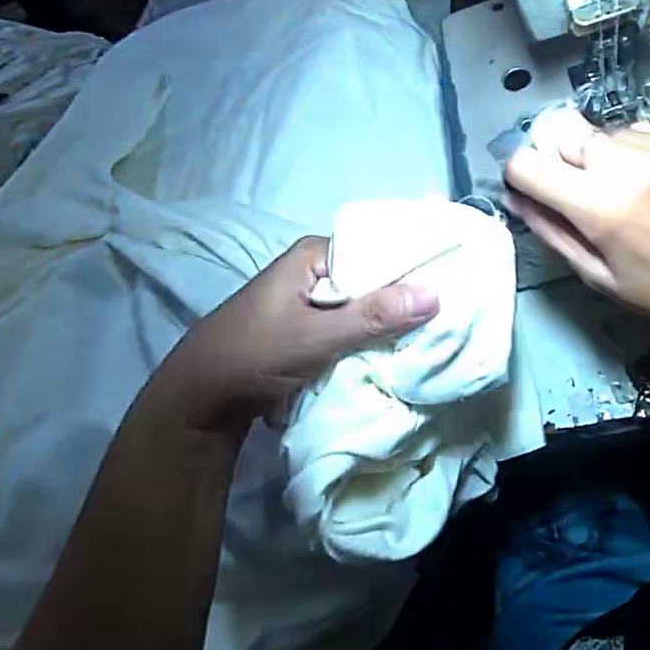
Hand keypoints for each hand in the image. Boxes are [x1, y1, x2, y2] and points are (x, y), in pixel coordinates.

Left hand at [141, 236, 438, 435]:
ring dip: (391, 318)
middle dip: (406, 294)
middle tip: (450, 306)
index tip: (452, 276)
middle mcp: (316, 270)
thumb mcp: (315, 336)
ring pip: (366, 303)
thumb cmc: (251, 355)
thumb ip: (373, 316)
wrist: (198, 403)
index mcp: (314, 255)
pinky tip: (401, 345)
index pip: (378, 246)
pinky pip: (354, 325)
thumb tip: (434, 292)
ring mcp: (313, 300)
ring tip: (436, 326)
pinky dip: (374, 335)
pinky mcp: (312, 327)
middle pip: (375, 276)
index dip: (413, 261)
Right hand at [504, 109, 649, 345]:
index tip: (535, 190)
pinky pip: (647, 132)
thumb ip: (552, 232)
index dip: (523, 176)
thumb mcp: (601, 277)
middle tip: (594, 198)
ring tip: (639, 194)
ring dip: (609, 159)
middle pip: (566, 138)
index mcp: (602, 204)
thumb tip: (516, 198)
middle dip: (568, 165)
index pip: (527, 163)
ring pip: (608, 134)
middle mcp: (630, 161)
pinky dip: (646, 154)